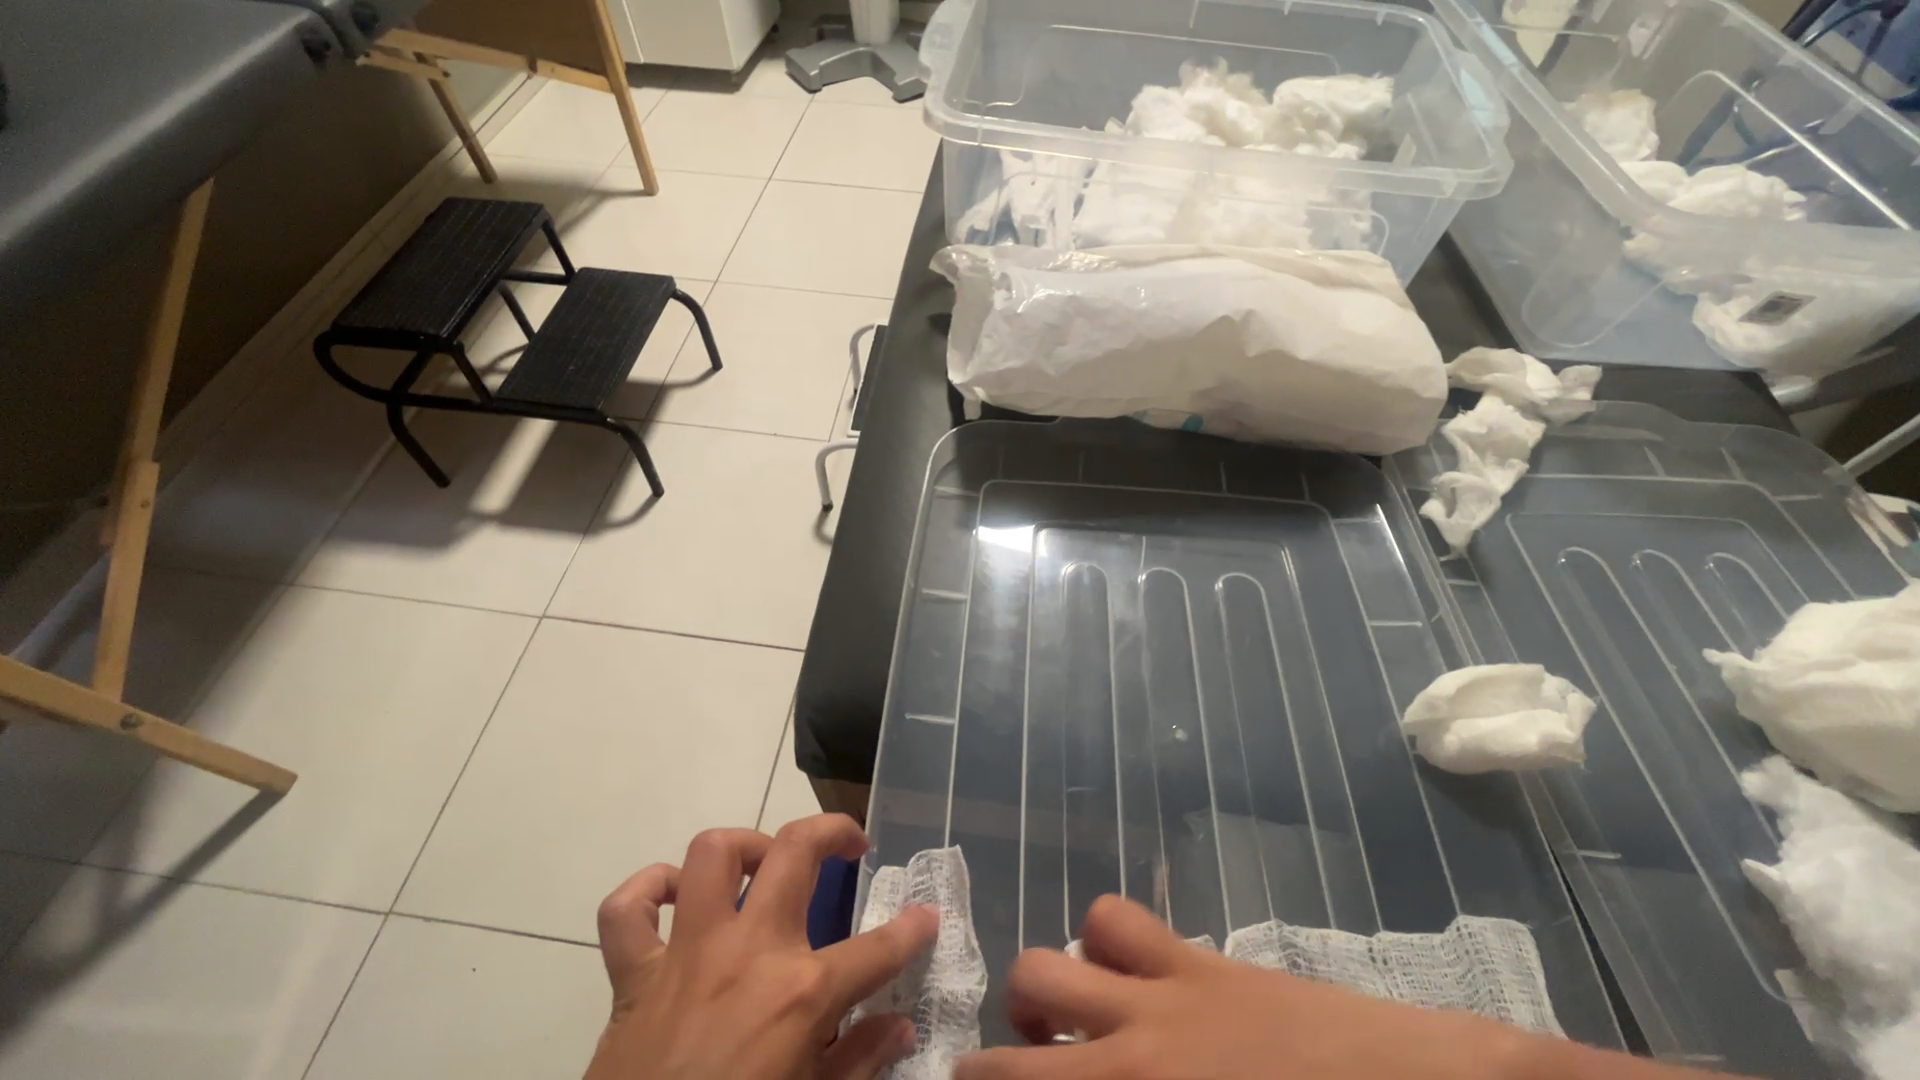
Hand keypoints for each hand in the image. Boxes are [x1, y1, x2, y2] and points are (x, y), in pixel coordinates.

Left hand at [584, 814, 939, 1079]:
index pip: (877, 949)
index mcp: (801, 994)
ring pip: (712, 853)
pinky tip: (673, 896)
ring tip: (763, 864)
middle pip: (796, 851)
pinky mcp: (634, 975)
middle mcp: (749, 952)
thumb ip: (861, 1059)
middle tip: (847, 844)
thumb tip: (901, 1026)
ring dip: (744, 845)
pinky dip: (646, 891)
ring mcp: (687, 955)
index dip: (913, 929)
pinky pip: (626, 909)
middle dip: (832, 831)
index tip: (928, 916)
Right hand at [956, 894, 1538, 1079]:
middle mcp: (1128, 1055)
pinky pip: (1117, 921)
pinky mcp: (1197, 960)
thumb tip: (1102, 1076)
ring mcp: (1160, 998)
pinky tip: (1128, 973)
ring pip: (1051, 962)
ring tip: (1067, 1017)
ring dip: (1045, 992)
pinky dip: (1103, 941)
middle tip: (1016, 1071)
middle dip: (990, 1063)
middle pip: (1012, 1040)